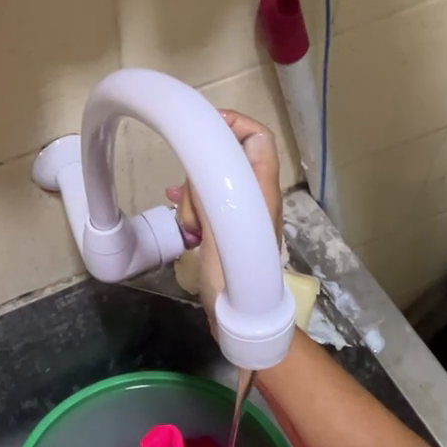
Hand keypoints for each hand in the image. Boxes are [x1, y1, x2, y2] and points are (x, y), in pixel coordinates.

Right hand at [166, 110, 285, 314]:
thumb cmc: (236, 282)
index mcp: (262, 191)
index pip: (258, 137)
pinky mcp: (227, 231)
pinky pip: (204, 207)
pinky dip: (191, 212)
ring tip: (191, 231)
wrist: (239, 322)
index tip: (202, 128)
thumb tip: (200, 164)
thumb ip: (212, 193)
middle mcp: (256, 197)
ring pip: (210, 184)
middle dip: (199, 174)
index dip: (234, 123)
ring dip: (192, 201)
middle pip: (226, 158)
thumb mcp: (221, 233)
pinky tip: (184, 226)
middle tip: (189, 200)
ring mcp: (241, 215)